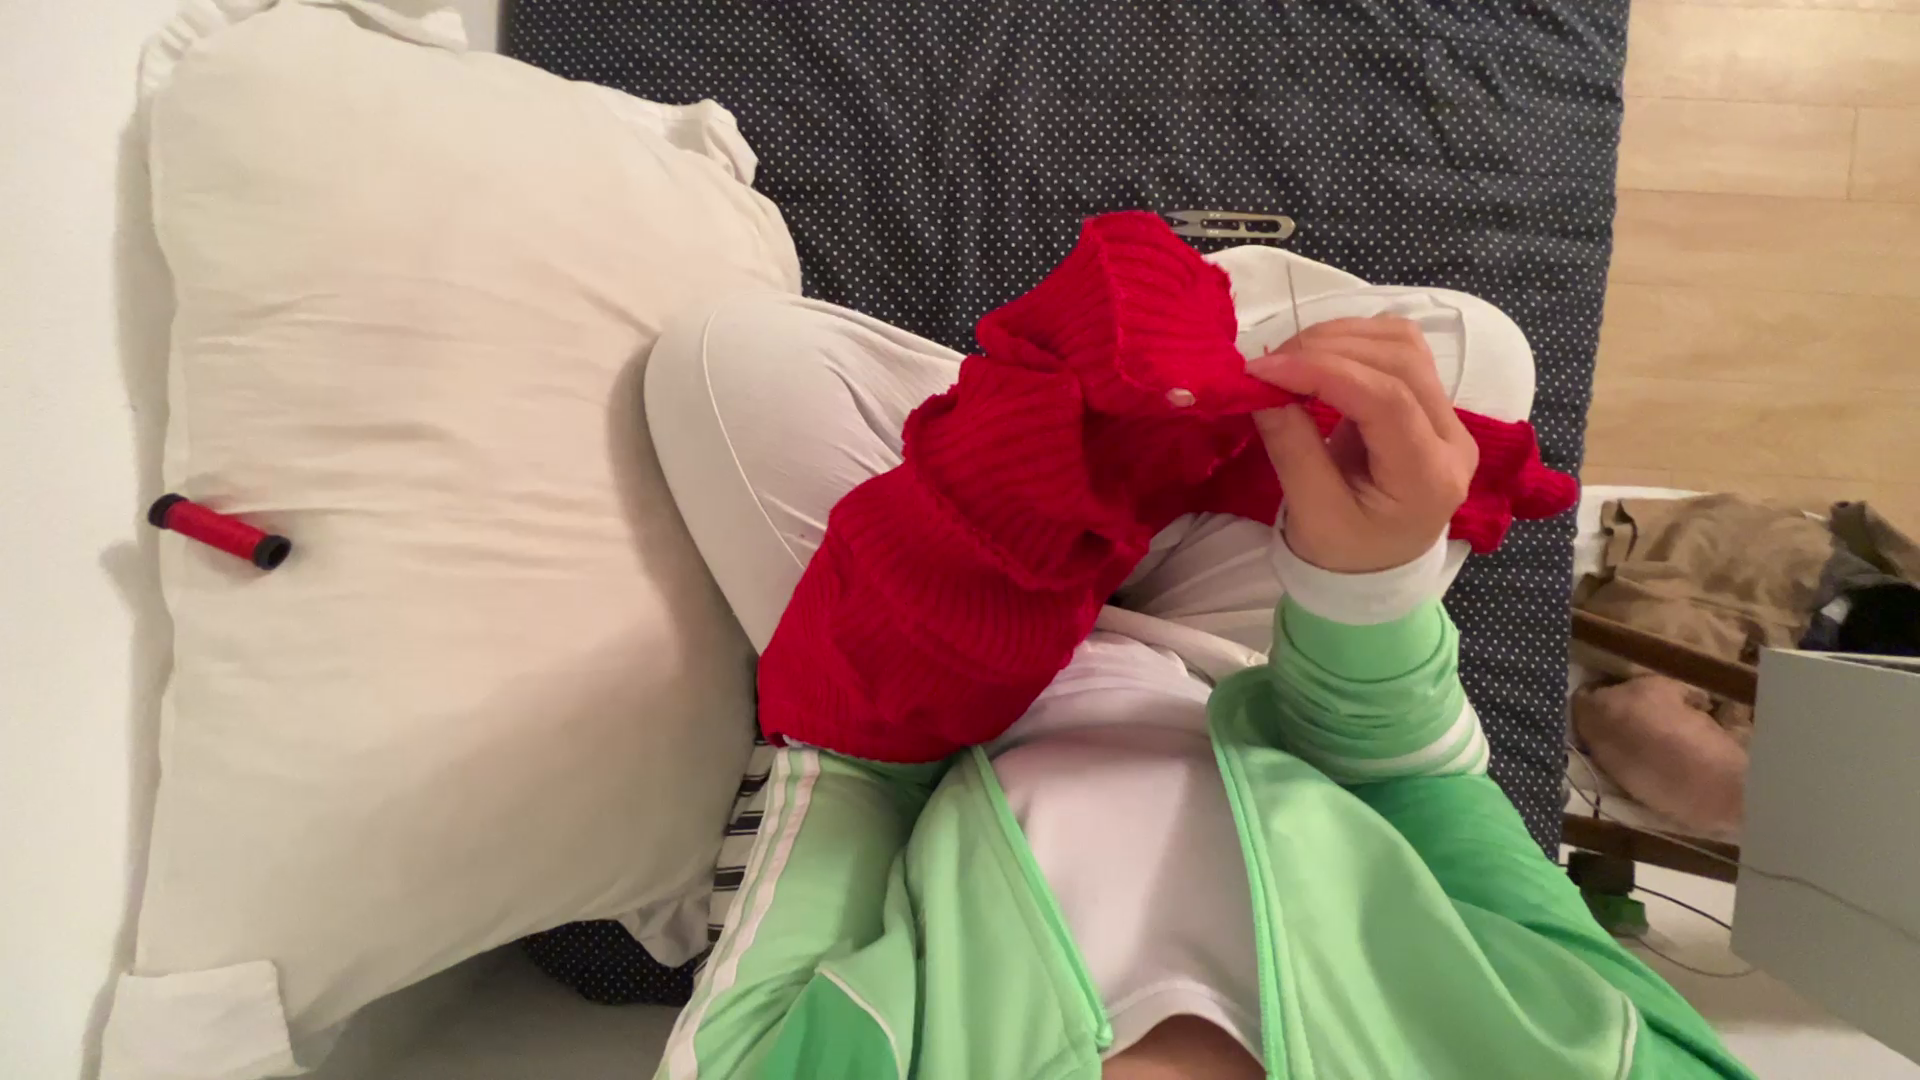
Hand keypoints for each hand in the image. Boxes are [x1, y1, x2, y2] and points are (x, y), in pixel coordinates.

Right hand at [1245, 316, 1476, 573]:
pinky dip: (1350, 342)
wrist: (1372, 569)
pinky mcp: (1426, 404)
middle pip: (1400, 359)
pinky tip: (1315, 358)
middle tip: (1267, 363)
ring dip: (1339, 337)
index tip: (1263, 369)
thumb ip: (1292, 449)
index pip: (1385, 399)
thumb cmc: (1341, 552)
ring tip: (1288, 358)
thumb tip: (1263, 391)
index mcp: (1427, 476)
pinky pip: (1396, 351)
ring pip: (1403, 344)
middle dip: (1327, 348)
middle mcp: (1451, 437)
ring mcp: (1445, 416)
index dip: (1322, 372)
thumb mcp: (1311, 512)